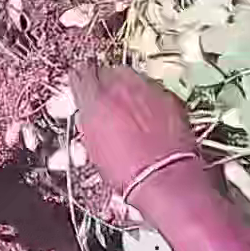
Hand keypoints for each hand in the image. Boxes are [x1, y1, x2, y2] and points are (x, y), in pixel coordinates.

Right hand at [70, 64, 204, 208]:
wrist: (164, 179)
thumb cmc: (127, 171)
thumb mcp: (92, 146)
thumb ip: (88, 119)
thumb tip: (87, 113)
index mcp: (94, 99)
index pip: (80, 74)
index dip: (80, 80)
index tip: (81, 84)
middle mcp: (120, 89)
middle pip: (107, 71)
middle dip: (106, 81)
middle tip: (106, 97)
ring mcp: (146, 90)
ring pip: (132, 76)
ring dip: (128, 87)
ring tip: (128, 106)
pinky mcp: (169, 98)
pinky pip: (153, 89)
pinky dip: (148, 97)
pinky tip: (148, 115)